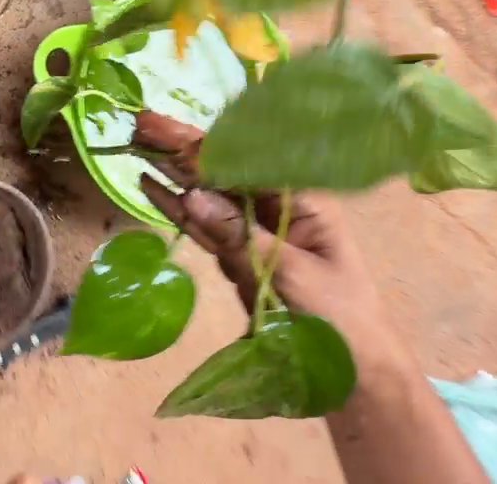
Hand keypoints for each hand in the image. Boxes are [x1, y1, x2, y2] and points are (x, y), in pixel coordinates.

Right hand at [135, 111, 415, 382]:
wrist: (360, 374)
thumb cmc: (343, 317)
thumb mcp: (294, 273)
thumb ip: (240, 234)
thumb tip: (191, 195)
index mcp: (298, 197)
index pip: (243, 160)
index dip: (201, 142)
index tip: (163, 126)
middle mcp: (272, 204)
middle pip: (220, 170)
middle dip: (180, 146)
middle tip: (139, 122)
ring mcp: (251, 229)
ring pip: (205, 193)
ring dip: (171, 169)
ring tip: (136, 142)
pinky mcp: (235, 254)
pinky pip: (200, 226)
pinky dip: (174, 206)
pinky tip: (148, 185)